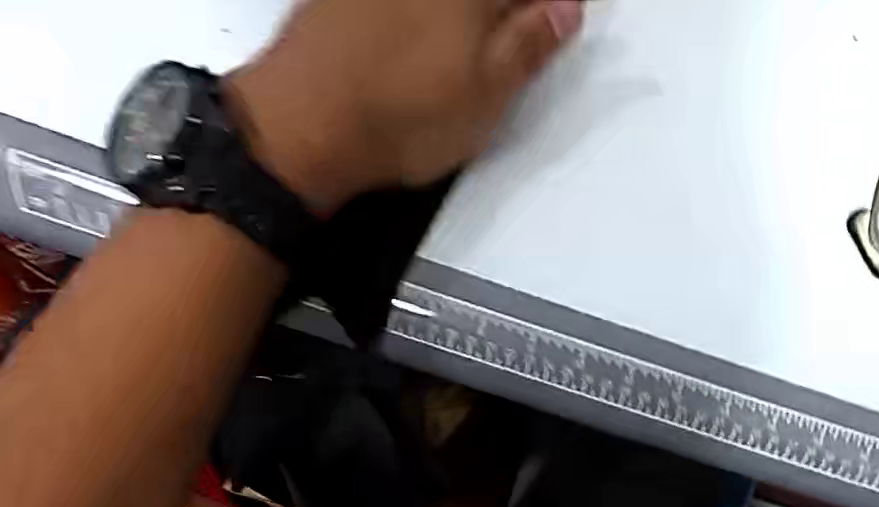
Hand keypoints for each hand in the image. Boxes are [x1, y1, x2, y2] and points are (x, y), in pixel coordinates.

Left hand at [225, 0, 584, 214]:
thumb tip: (569, 5)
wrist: (309, 122)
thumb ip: (527, 47)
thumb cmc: (407, 120)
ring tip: (490, 34)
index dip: (553, 4)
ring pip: (451, 2)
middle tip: (534, 23)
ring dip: (481, 18)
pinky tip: (436, 35)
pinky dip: (435, 14)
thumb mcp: (484, 98)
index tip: (568, 13)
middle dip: (517, 10)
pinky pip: (411, 1)